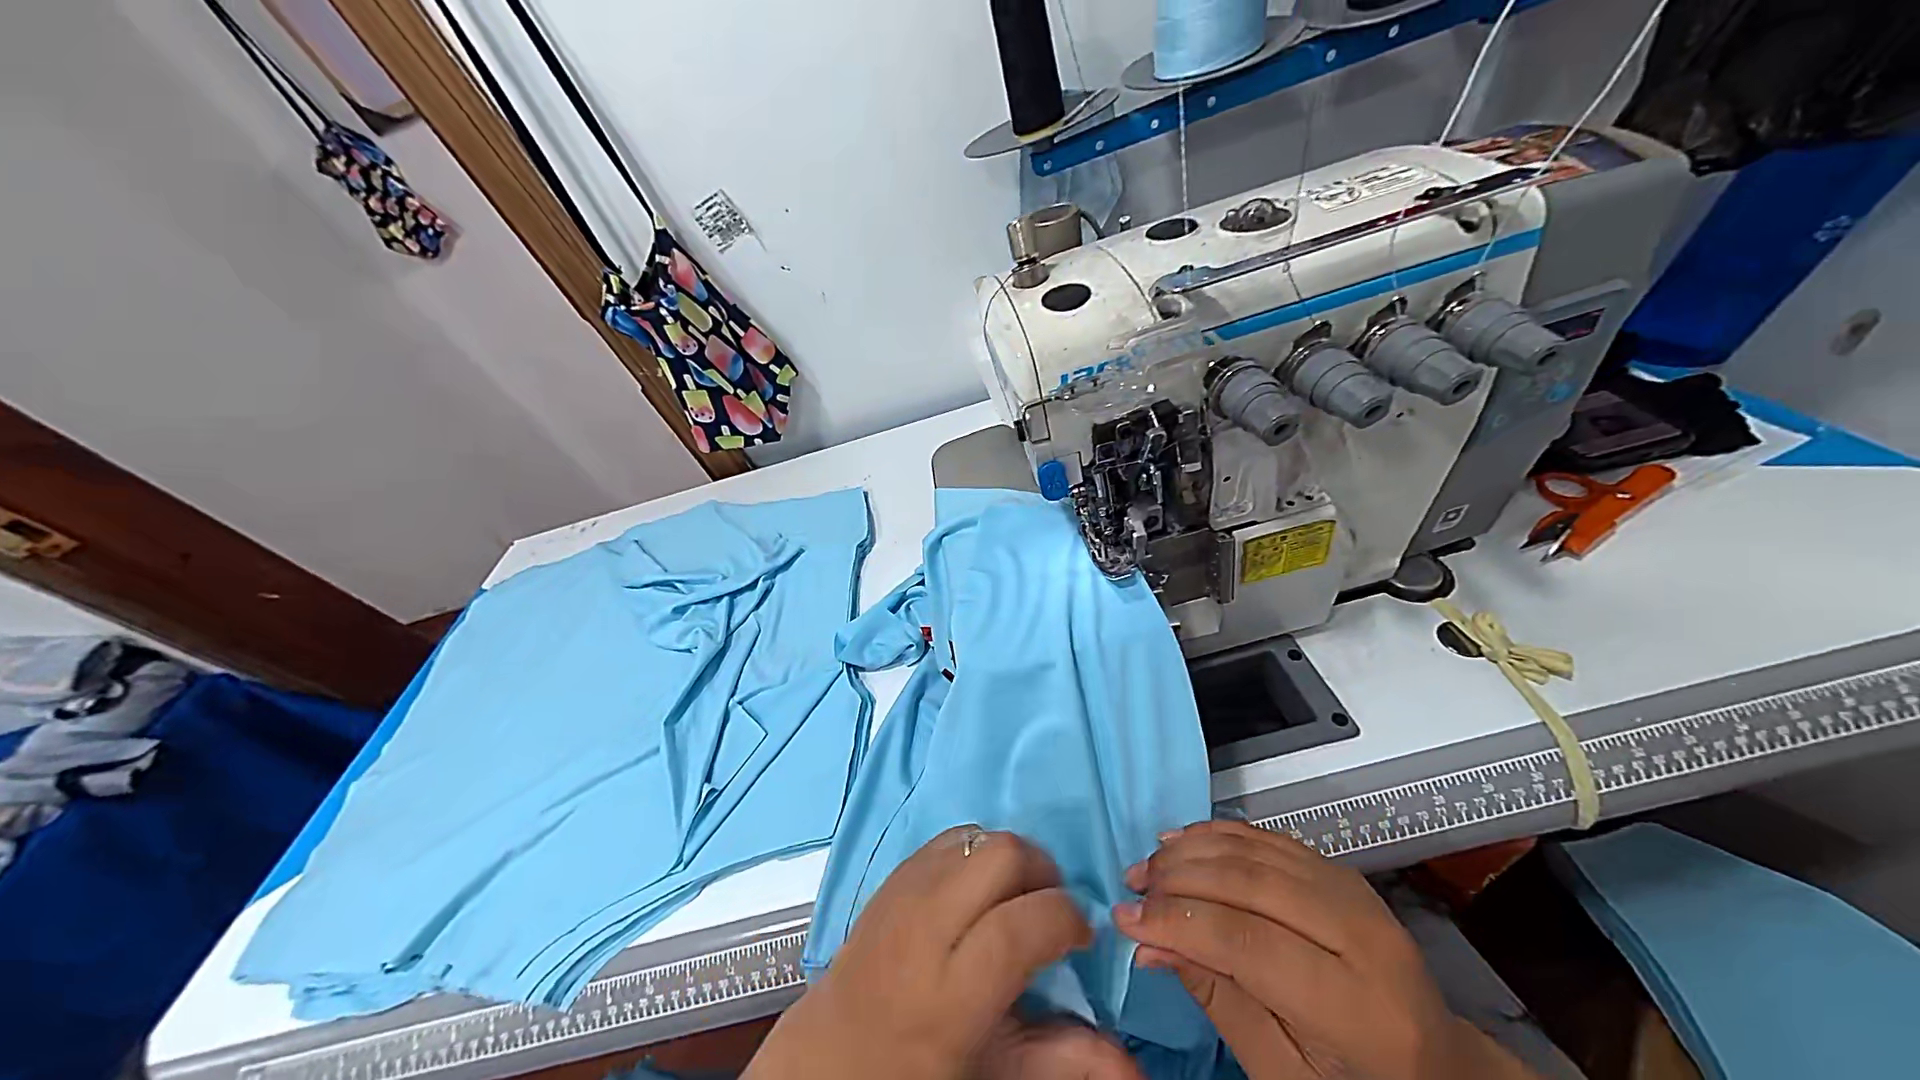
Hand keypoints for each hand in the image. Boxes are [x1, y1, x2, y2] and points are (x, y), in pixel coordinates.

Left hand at [747, 826, 1137, 1079]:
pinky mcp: (891, 876)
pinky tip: (980, 889)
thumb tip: (1136, 1067)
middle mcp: (924, 928)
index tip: (1080, 937)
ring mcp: (903, 892)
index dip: (1065, 919)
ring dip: (1009, 857)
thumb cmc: (916, 1070)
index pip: (1021, 925)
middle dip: (1040, 871)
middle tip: (1048, 908)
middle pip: (1000, 856)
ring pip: (975, 836)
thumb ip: (1063, 1060)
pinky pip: (947, 838)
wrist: (830, 1054)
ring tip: (1016, 897)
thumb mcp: (993, 1073)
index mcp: (950, 992)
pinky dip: (976, 851)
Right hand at [1113, 820, 1538, 1079]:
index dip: (1181, 923)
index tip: (1126, 919)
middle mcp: (1365, 938)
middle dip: (1180, 879)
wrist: (1435, 1066)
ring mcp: (1358, 895)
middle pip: (1253, 884)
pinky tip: (1184, 840)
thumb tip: (1149, 942)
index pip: (1251, 944)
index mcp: (1358, 1008)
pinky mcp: (1343, 873)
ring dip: (1193, 851)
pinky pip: (1271, 838)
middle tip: (1132, 886)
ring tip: (1149, 865)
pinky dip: (1221, 834)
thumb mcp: (1283, 1070)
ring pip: (1259, 851)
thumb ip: (1218, 999)